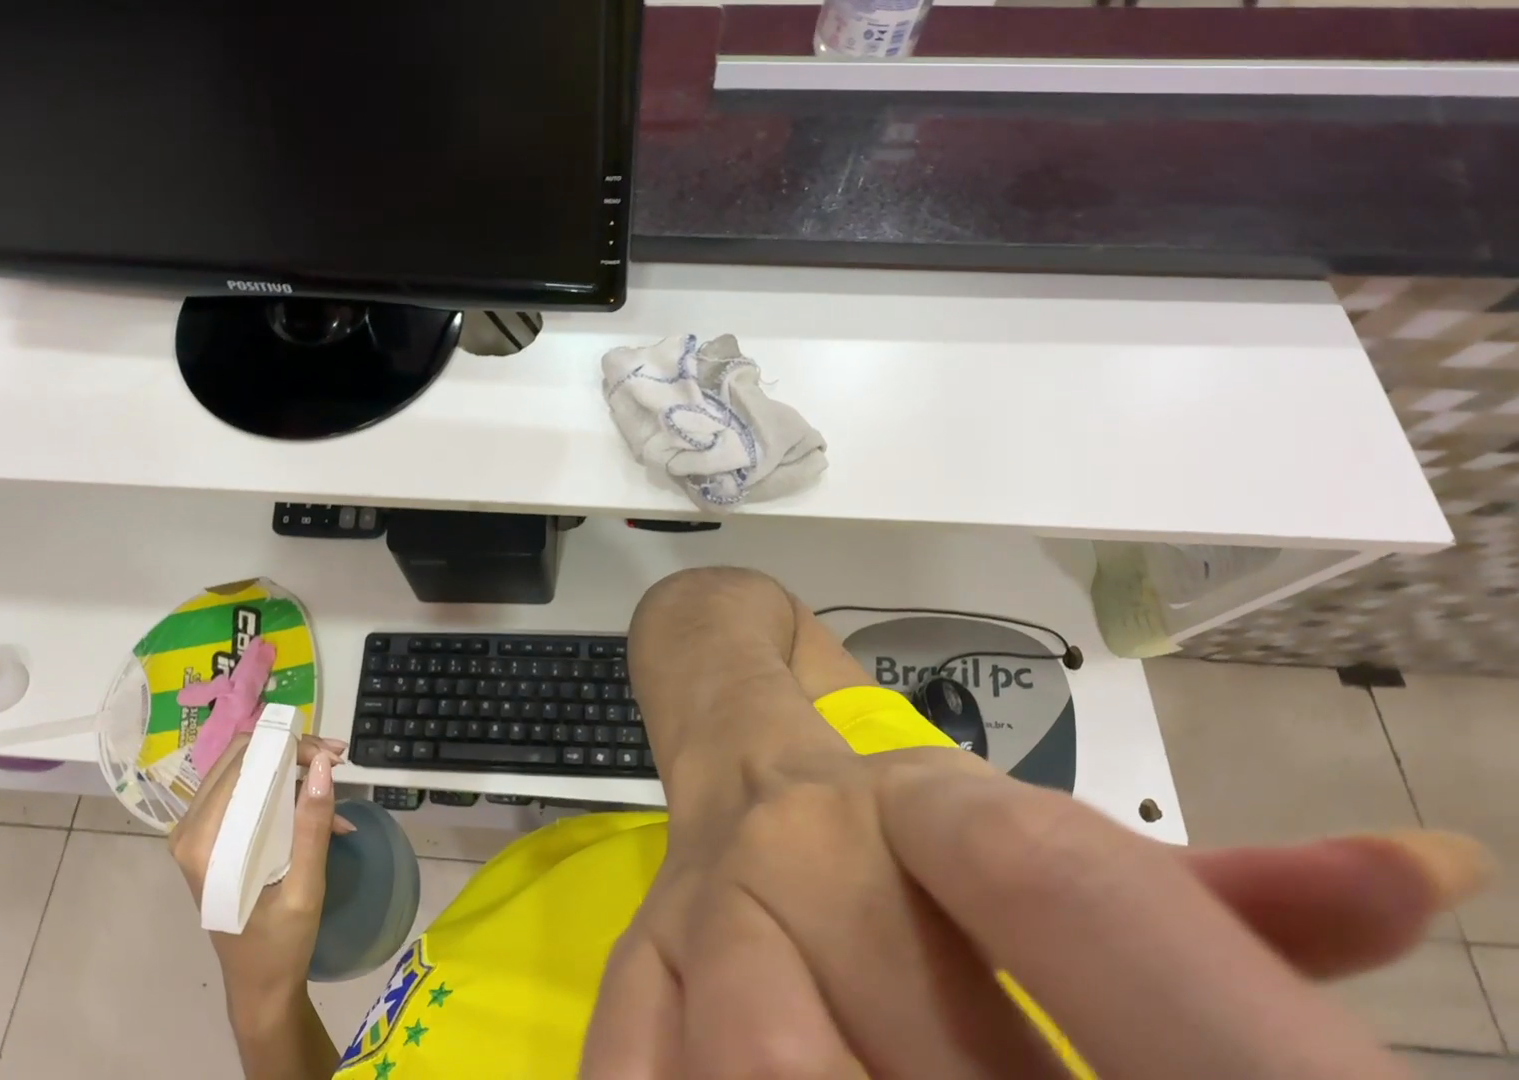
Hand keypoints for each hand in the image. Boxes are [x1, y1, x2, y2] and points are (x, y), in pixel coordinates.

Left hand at [169, 729, 351, 1006]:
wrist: (259, 986)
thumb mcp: (305, 888)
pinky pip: (244, 792)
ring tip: (334, 780)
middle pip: (241, 758)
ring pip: (244, 770)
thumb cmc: (280, 944)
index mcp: (205, 842)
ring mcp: (197, 832)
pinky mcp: (209, 838)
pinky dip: (282, 790)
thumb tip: (322, 764)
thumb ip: (311, 825)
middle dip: (293, 752)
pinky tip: (320, 810)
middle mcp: (190, 829)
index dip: (290, 747)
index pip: (243, 762)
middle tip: (337, 762)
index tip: (333, 757)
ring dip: (290, 768)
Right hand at [582, 745, 1488, 1078]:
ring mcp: (703, 917)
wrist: (741, 751)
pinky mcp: (629, 975)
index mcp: (927, 809)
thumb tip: (1438, 875)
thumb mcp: (1041, 833)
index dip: (1161, 993)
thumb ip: (1227, 893)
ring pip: (762, 1054)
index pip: (1046, 879)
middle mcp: (808, 850)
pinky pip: (639, 1069)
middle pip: (917, 1036)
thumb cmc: (898, 817)